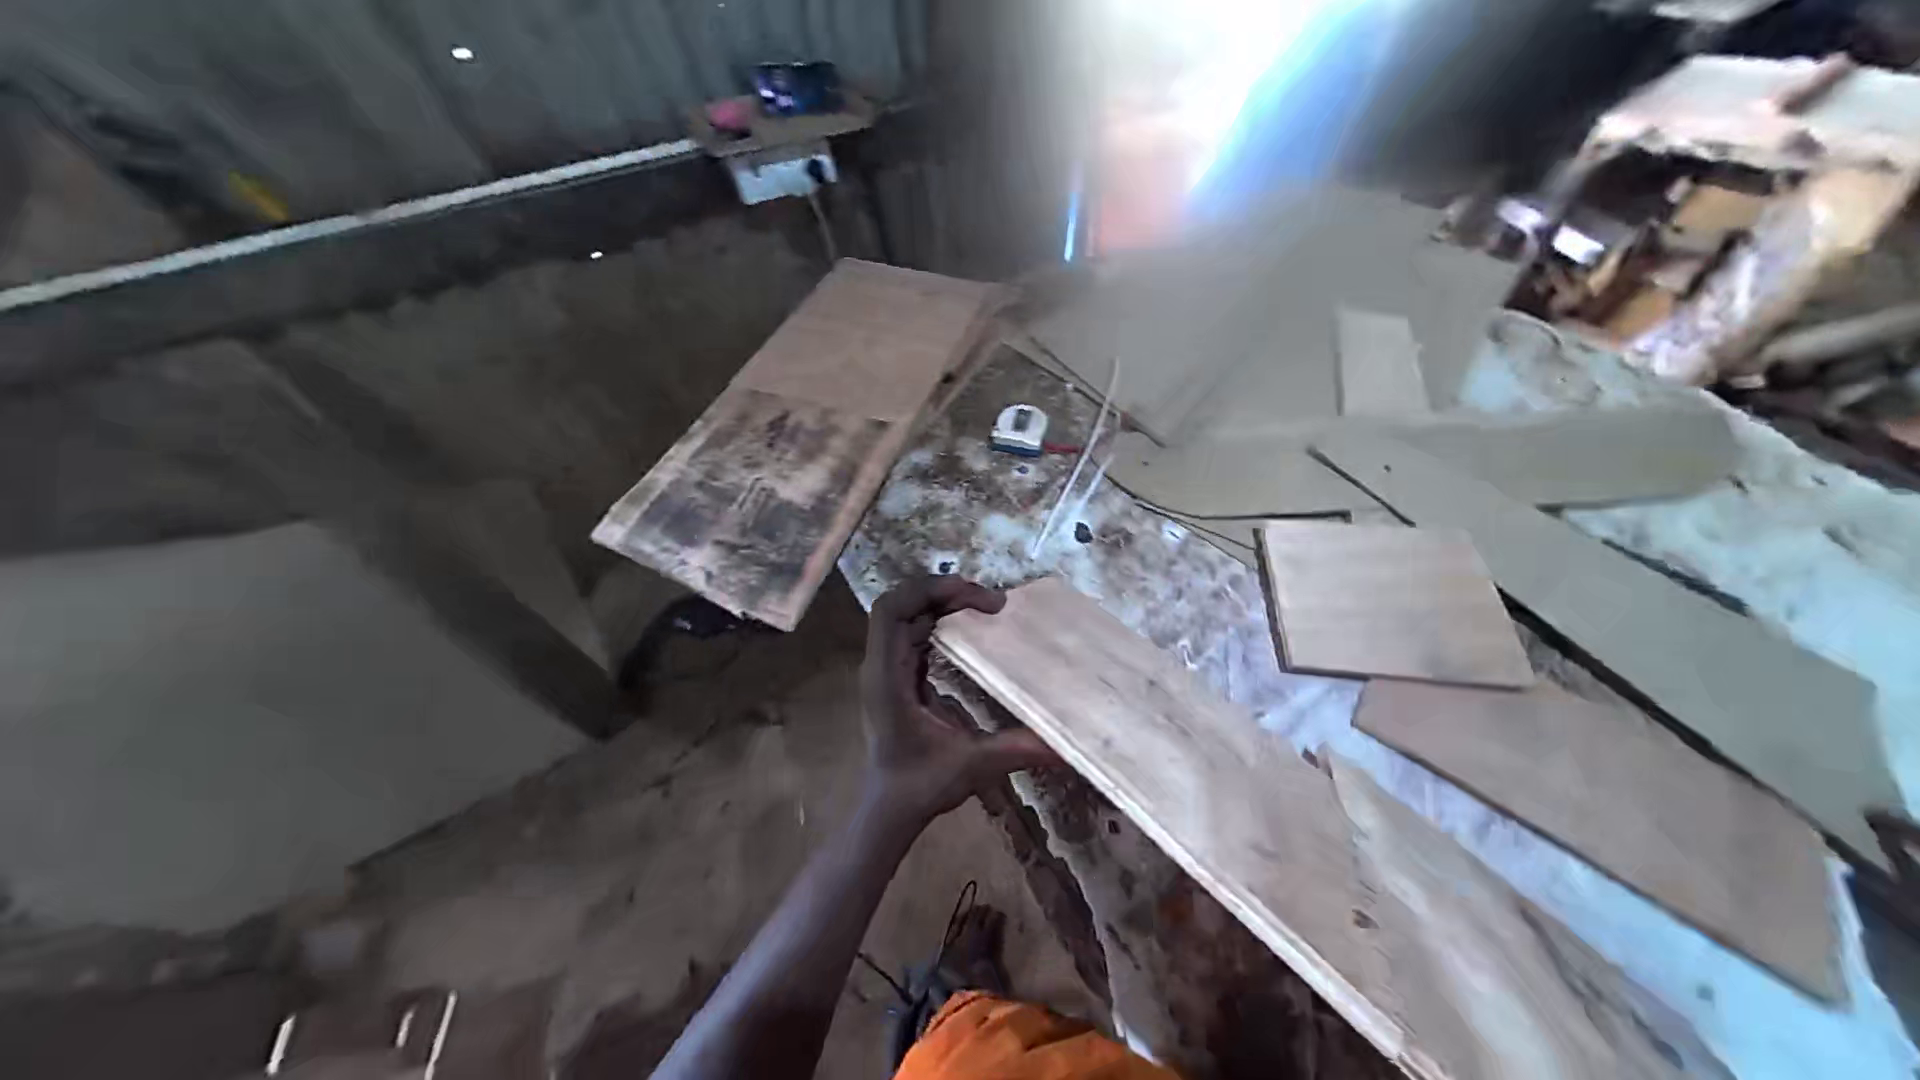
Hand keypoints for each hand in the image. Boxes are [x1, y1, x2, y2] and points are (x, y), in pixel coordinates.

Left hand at [859, 576, 1058, 823]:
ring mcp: (886, 670)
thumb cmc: (919, 786)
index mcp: (886, 676)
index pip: (891, 610)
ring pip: (907, 617)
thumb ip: (1014, 751)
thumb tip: (1063, 745)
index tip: (973, 595)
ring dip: (942, 605)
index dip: (928, 590)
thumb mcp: (970, 766)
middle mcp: (881, 665)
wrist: (888, 810)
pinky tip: (969, 630)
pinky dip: (939, 623)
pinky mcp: (897, 678)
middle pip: (902, 605)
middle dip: (944, 593)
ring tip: (985, 608)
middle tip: (992, 602)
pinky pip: (913, 634)